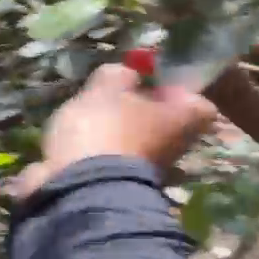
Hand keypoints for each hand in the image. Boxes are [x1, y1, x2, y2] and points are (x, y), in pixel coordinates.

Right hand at [12, 62, 218, 196]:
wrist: (79, 186)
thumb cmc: (104, 130)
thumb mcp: (106, 90)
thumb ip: (115, 75)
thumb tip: (120, 72)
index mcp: (193, 113)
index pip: (181, 86)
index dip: (154, 78)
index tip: (127, 76)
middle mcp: (181, 139)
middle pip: (152, 113)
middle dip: (125, 107)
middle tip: (96, 99)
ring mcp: (148, 163)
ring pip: (126, 135)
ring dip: (103, 129)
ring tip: (74, 123)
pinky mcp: (117, 179)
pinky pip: (103, 155)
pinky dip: (87, 150)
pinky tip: (66, 145)